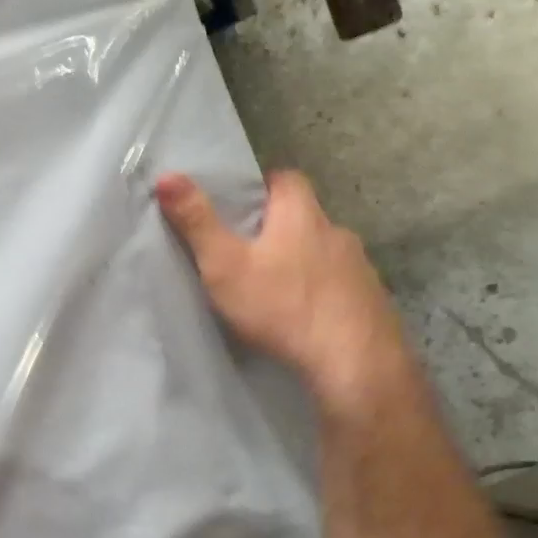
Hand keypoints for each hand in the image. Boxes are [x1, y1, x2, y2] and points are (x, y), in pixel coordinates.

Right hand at [155, 170, 410, 412]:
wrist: (355, 362)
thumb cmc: (281, 305)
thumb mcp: (224, 264)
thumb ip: (197, 222)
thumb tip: (167, 176)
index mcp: (302, 216)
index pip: (287, 178)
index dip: (261, 183)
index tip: (235, 200)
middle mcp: (336, 233)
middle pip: (303, 214)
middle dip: (274, 224)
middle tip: (239, 244)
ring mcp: (359, 266)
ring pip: (320, 249)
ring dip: (296, 257)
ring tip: (266, 280)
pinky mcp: (371, 298)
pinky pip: (336, 280)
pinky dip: (315, 285)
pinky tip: (297, 308)